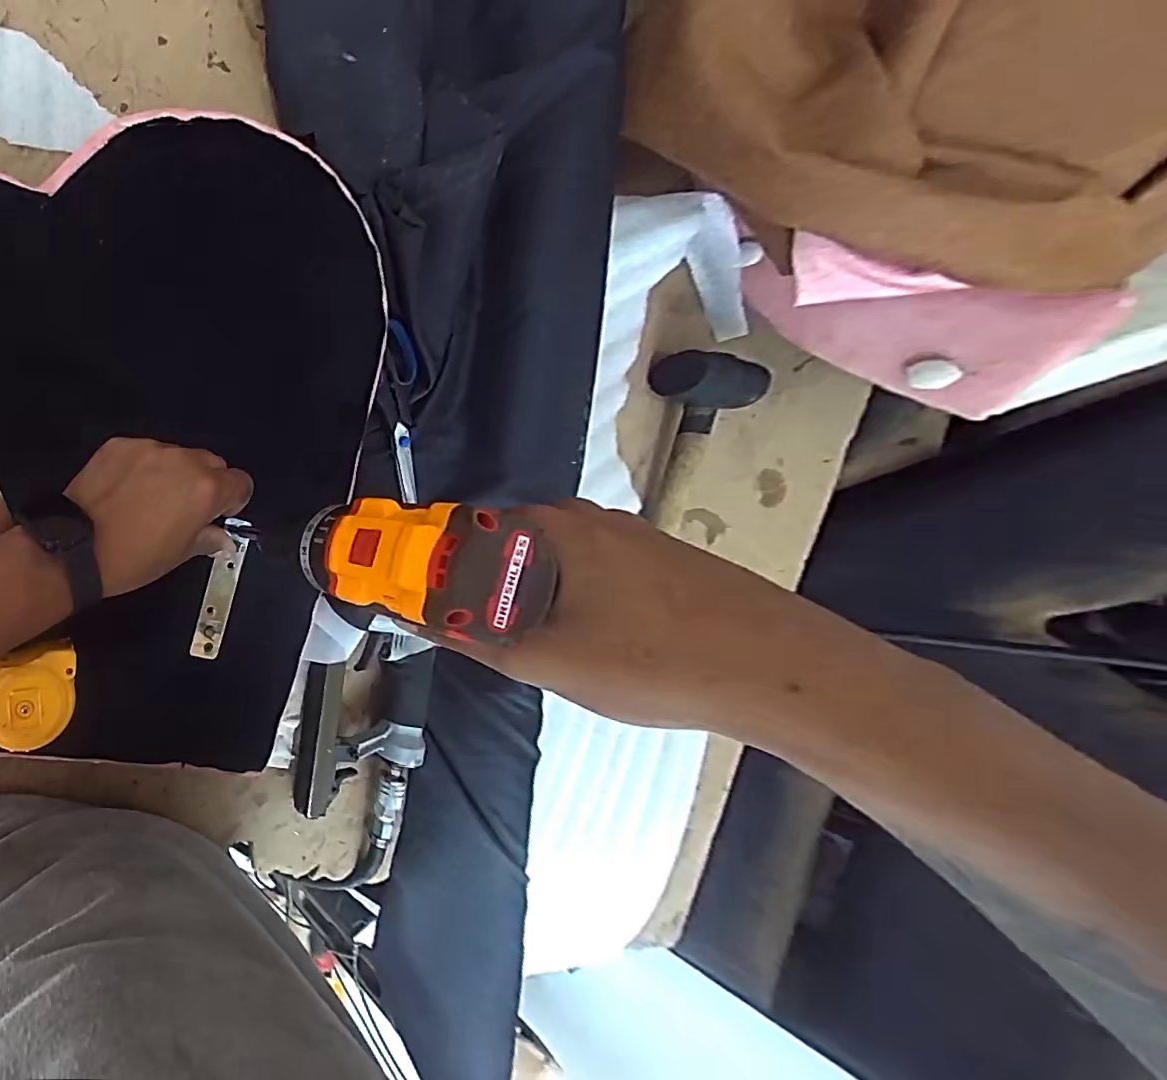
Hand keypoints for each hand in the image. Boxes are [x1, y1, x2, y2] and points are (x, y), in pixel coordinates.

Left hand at [63, 437, 253, 596]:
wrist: (76, 548)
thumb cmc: (129, 558)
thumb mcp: (178, 555)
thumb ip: (207, 538)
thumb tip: (220, 538)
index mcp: (205, 490)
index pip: (240, 482)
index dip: (233, 499)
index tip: (220, 511)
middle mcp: (182, 461)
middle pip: (212, 463)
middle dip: (206, 483)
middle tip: (185, 509)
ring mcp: (150, 449)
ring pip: (178, 455)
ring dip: (174, 473)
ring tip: (152, 501)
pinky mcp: (121, 445)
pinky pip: (146, 451)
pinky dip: (144, 466)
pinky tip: (129, 491)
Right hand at [420, 498, 907, 744]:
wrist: (785, 673)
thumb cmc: (653, 660)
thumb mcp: (547, 660)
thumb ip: (474, 639)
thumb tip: (419, 620)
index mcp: (551, 525)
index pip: (463, 528)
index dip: (434, 562)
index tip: (420, 595)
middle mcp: (586, 516)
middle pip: (503, 541)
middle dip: (478, 581)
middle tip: (472, 627)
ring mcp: (628, 534)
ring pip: (548, 556)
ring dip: (523, 590)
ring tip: (525, 638)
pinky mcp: (659, 557)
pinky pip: (587, 567)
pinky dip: (566, 593)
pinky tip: (586, 635)